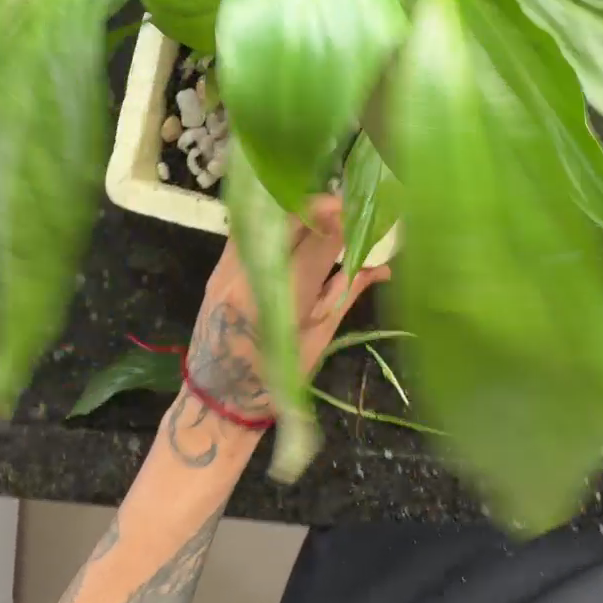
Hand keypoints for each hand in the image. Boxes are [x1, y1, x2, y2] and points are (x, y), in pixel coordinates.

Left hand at [183, 196, 389, 425]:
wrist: (217, 398)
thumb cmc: (276, 380)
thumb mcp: (320, 338)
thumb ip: (347, 293)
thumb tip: (385, 267)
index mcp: (284, 300)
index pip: (317, 244)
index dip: (342, 221)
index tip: (362, 208)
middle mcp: (252, 275)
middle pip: (289, 221)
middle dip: (320, 206)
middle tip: (346, 204)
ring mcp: (228, 268)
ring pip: (264, 218)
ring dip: (295, 208)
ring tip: (321, 208)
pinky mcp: (217, 267)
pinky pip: (247, 229)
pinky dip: (271, 221)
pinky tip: (290, 220)